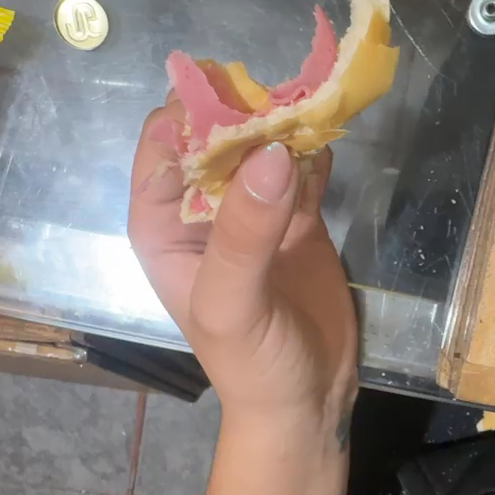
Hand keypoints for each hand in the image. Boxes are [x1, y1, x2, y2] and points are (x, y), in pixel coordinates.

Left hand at [128, 101, 358, 431]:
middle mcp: (203, 209)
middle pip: (217, 135)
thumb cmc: (251, 363)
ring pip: (262, 146)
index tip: (237, 94)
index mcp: (163, 223)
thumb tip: (273, 153)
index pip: (165, 144)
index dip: (194, 112)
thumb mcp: (232, 304)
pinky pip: (303, 170)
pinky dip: (316, 149)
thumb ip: (243, 234)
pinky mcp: (298, 219)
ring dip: (286, 122)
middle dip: (247, 109)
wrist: (307, 401)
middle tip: (287, 95)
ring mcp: (254, 211)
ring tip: (315, 101)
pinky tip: (331, 132)